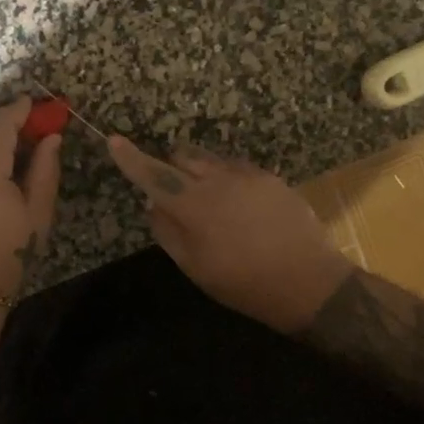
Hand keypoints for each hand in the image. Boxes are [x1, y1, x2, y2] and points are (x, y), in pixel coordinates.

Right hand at [109, 136, 351, 332]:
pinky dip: (225, 177)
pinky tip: (237, 203)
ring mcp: (246, 175)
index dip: (130, 158)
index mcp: (193, 205)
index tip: (113, 140)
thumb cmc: (245, 283)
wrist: (310, 281)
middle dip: (170, 165)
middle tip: (172, 188)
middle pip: (182, 156)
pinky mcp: (269, 178)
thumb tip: (153, 204)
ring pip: (210, 159)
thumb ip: (168, 233)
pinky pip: (236, 167)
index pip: (153, 174)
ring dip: (198, 169)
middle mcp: (217, 180)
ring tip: (208, 198)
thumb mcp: (196, 268)